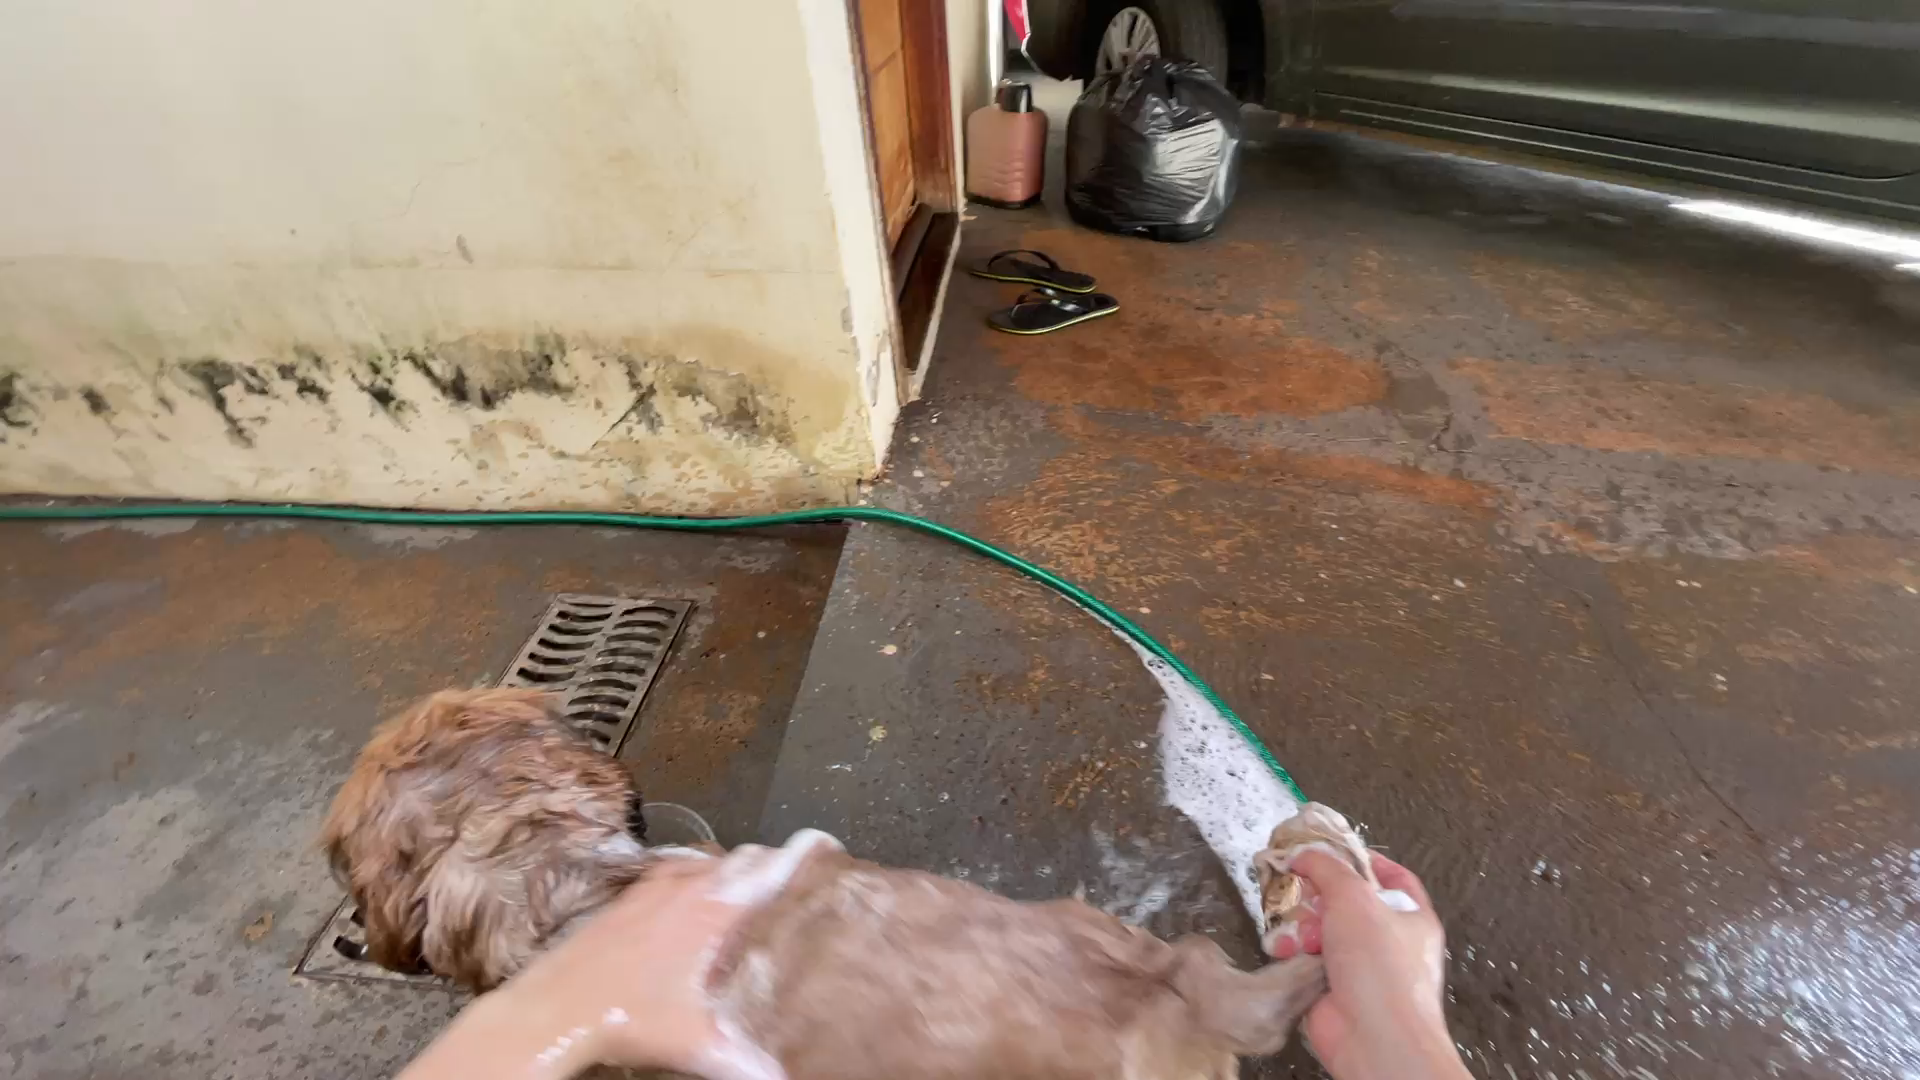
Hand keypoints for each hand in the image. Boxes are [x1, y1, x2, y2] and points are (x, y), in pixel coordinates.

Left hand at [399, 853, 785, 1079]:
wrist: (556, 1005)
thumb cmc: (634, 1018)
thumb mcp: (693, 1042)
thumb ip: (743, 1060)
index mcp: (722, 907)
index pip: (777, 864)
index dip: (810, 851)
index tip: (832, 849)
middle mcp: (700, 882)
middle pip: (754, 856)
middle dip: (778, 864)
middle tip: (797, 888)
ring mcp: (667, 881)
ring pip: (720, 858)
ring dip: (742, 869)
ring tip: (755, 894)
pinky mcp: (640, 886)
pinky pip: (687, 865)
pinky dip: (706, 873)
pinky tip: (703, 896)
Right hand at [1270, 851, 1468, 1079]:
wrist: (1375, 1040)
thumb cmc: (1380, 967)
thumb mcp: (1353, 897)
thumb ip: (1324, 865)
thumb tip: (1301, 855)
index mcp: (1411, 918)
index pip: (1392, 876)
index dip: (1363, 859)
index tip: (1331, 849)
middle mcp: (1388, 940)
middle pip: (1344, 898)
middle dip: (1317, 893)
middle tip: (1297, 885)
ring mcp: (1359, 965)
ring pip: (1320, 925)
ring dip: (1301, 924)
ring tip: (1296, 930)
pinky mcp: (1331, 984)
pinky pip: (1305, 953)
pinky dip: (1292, 949)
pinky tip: (1286, 950)